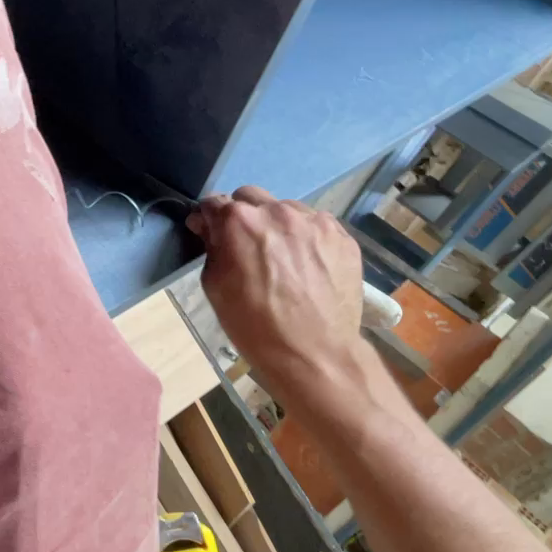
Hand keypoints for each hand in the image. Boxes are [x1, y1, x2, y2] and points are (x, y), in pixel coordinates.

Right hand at [189, 187, 364, 381]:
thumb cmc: (253, 324)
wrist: (315, 354)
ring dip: (277, 226)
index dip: (209, 219)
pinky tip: (308, 266)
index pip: (214, 203)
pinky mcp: (342, 237)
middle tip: (247, 247)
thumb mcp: (214, 286)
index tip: (211, 235)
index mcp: (239, 221)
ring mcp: (315, 222)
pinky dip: (306, 238)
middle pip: (250, 197)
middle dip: (243, 216)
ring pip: (285, 209)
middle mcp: (277, 211)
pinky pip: (316, 226)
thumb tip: (209, 225)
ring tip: (283, 259)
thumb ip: (211, 246)